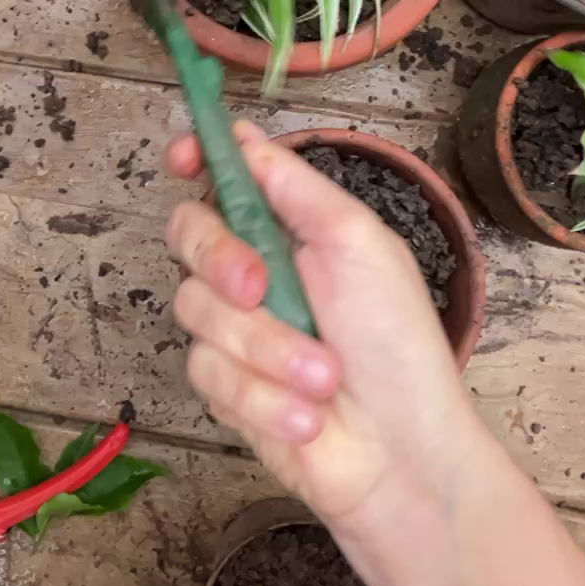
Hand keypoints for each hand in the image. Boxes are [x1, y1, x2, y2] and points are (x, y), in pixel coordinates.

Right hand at [163, 123, 471, 528]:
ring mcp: (232, 326)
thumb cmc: (395, 341)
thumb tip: (242, 132)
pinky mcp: (221, 382)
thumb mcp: (358, 243)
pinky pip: (207, 370)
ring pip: (196, 308)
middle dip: (220, 259)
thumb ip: (294, 185)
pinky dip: (261, 393)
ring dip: (266, 348)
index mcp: (286, 226)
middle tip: (260, 287)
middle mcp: (250, 267)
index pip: (221, 177)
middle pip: (188, 231)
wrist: (401, 454)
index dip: (195, 157)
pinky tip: (303, 415)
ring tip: (322, 377)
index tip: (183, 158)